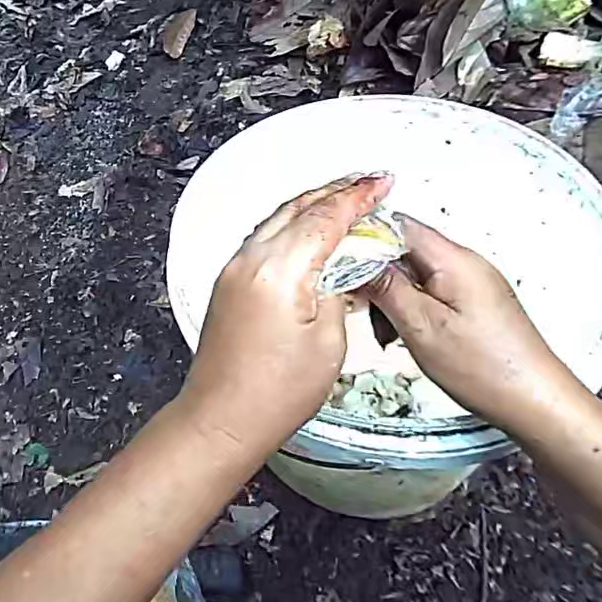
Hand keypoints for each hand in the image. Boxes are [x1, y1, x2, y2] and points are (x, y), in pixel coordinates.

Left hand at [182, 174, 391, 450]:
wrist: (222, 418)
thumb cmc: (270, 394)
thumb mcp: (328, 342)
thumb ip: (338, 290)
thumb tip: (344, 265)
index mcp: (278, 271)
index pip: (325, 218)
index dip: (358, 198)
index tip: (380, 185)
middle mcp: (249, 261)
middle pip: (298, 207)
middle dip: (336, 191)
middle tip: (367, 184)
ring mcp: (234, 269)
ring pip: (278, 218)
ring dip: (312, 205)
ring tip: (343, 200)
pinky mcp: (229, 282)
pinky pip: (265, 237)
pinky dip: (292, 226)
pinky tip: (309, 232)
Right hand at [363, 216, 573, 421]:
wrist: (535, 402)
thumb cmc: (487, 369)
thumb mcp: (421, 326)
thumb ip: (386, 287)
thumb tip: (357, 258)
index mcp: (454, 260)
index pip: (398, 225)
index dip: (363, 238)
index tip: (340, 261)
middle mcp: (464, 263)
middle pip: (404, 248)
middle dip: (375, 273)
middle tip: (360, 304)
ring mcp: (470, 282)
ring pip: (413, 272)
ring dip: (390, 294)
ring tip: (385, 330)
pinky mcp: (471, 301)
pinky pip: (429, 290)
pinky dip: (409, 306)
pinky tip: (403, 332)